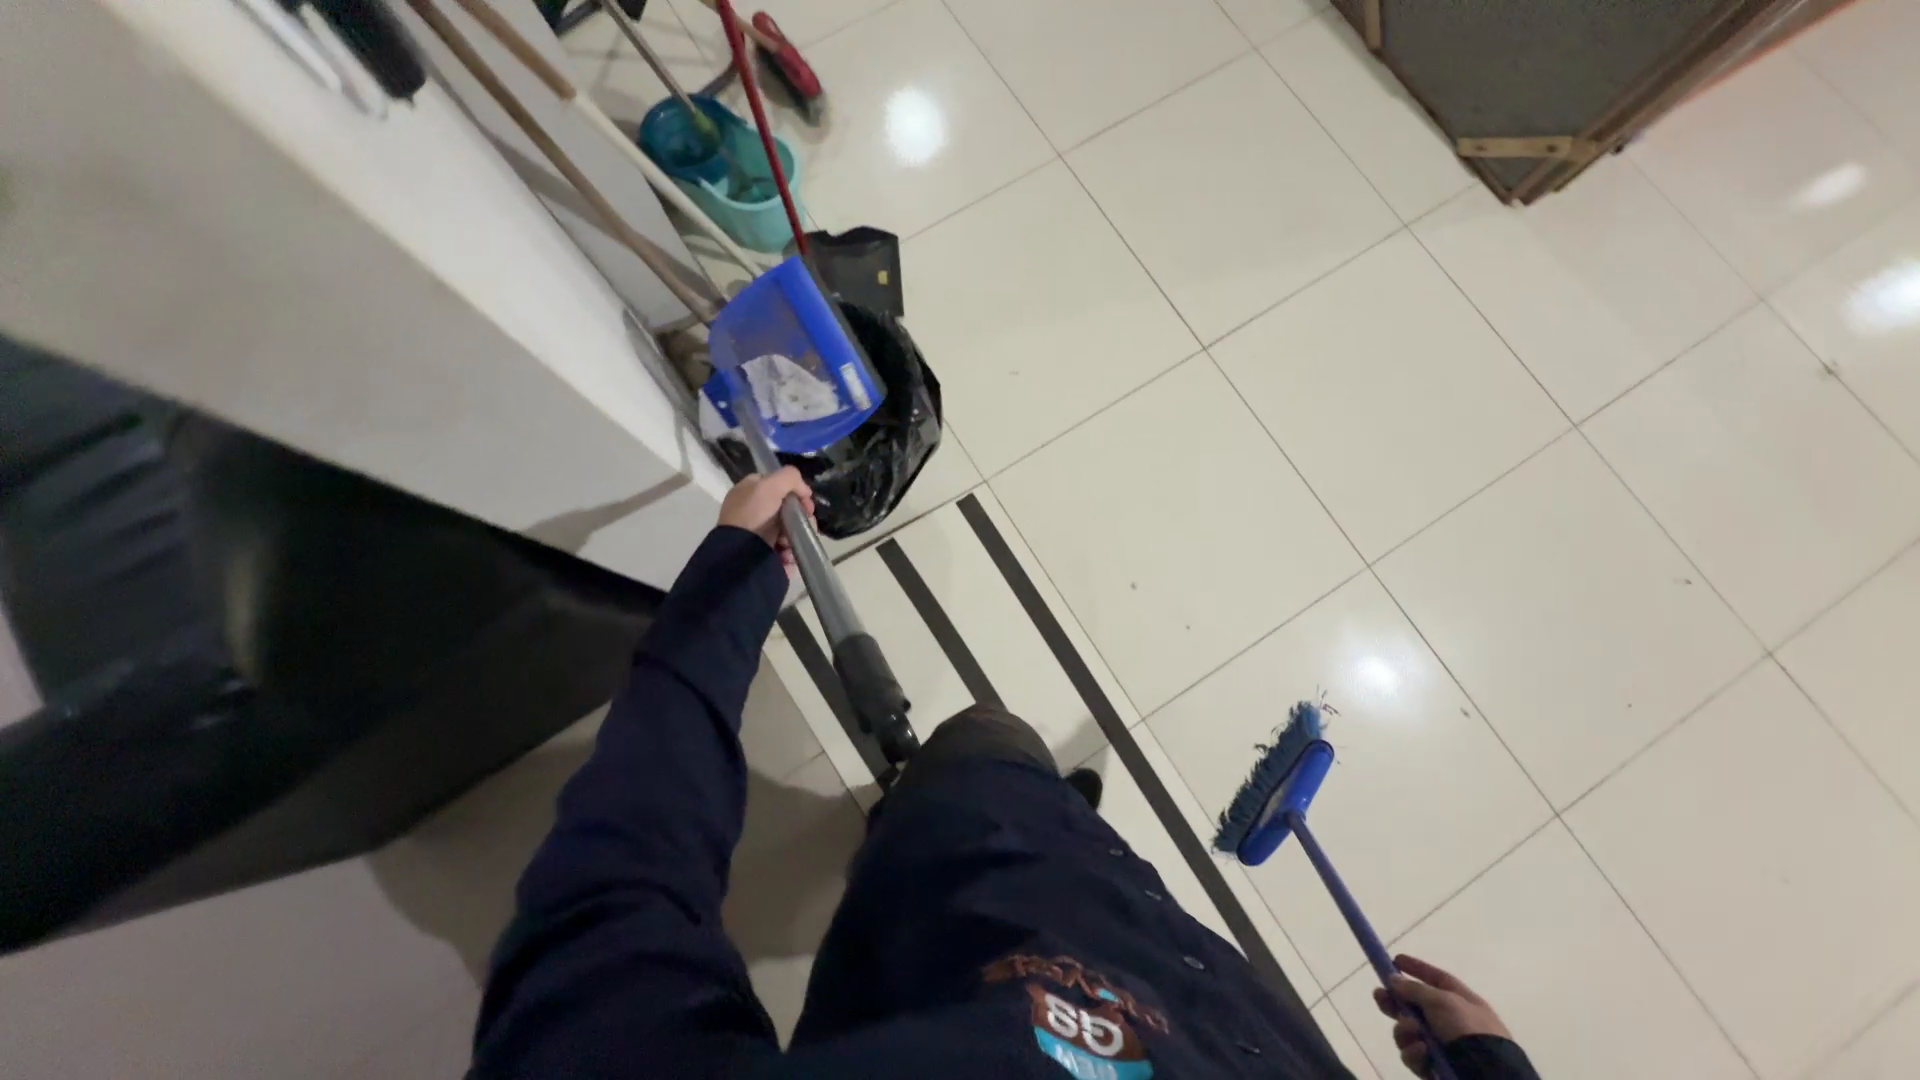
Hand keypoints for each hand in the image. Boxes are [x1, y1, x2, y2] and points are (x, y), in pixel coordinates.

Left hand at [718, 467, 813, 574]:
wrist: (741, 553)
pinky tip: (788, 553)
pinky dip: (791, 551)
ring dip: (798, 534)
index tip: (806, 499)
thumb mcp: (770, 485)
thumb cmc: (753, 515)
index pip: (776, 484)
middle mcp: (754, 511)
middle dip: (801, 515)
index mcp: (749, 492)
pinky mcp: (766, 553)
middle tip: (806, 521)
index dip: (794, 490)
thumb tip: (805, 491)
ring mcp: (760, 533)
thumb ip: (789, 477)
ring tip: (793, 542)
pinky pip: (786, 549)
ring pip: (790, 529)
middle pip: (788, 508)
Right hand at [1371, 955, 1511, 1077]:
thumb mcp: (1442, 1001)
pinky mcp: (1433, 1068)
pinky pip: (1413, 1055)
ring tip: (1412, 1031)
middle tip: (1379, 996)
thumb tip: (1393, 979)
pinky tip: (1422, 1051)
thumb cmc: (1468, 1030)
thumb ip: (1414, 989)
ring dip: (1404, 1029)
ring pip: (1407, 1031)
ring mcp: (1441, 1046)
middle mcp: (1450, 1023)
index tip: (1394, 959)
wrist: (1487, 1074)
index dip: (1416, 968)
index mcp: (1461, 1003)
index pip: (1436, 979)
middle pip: (1413, 1006)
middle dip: (1394, 1002)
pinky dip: (1414, 1052)